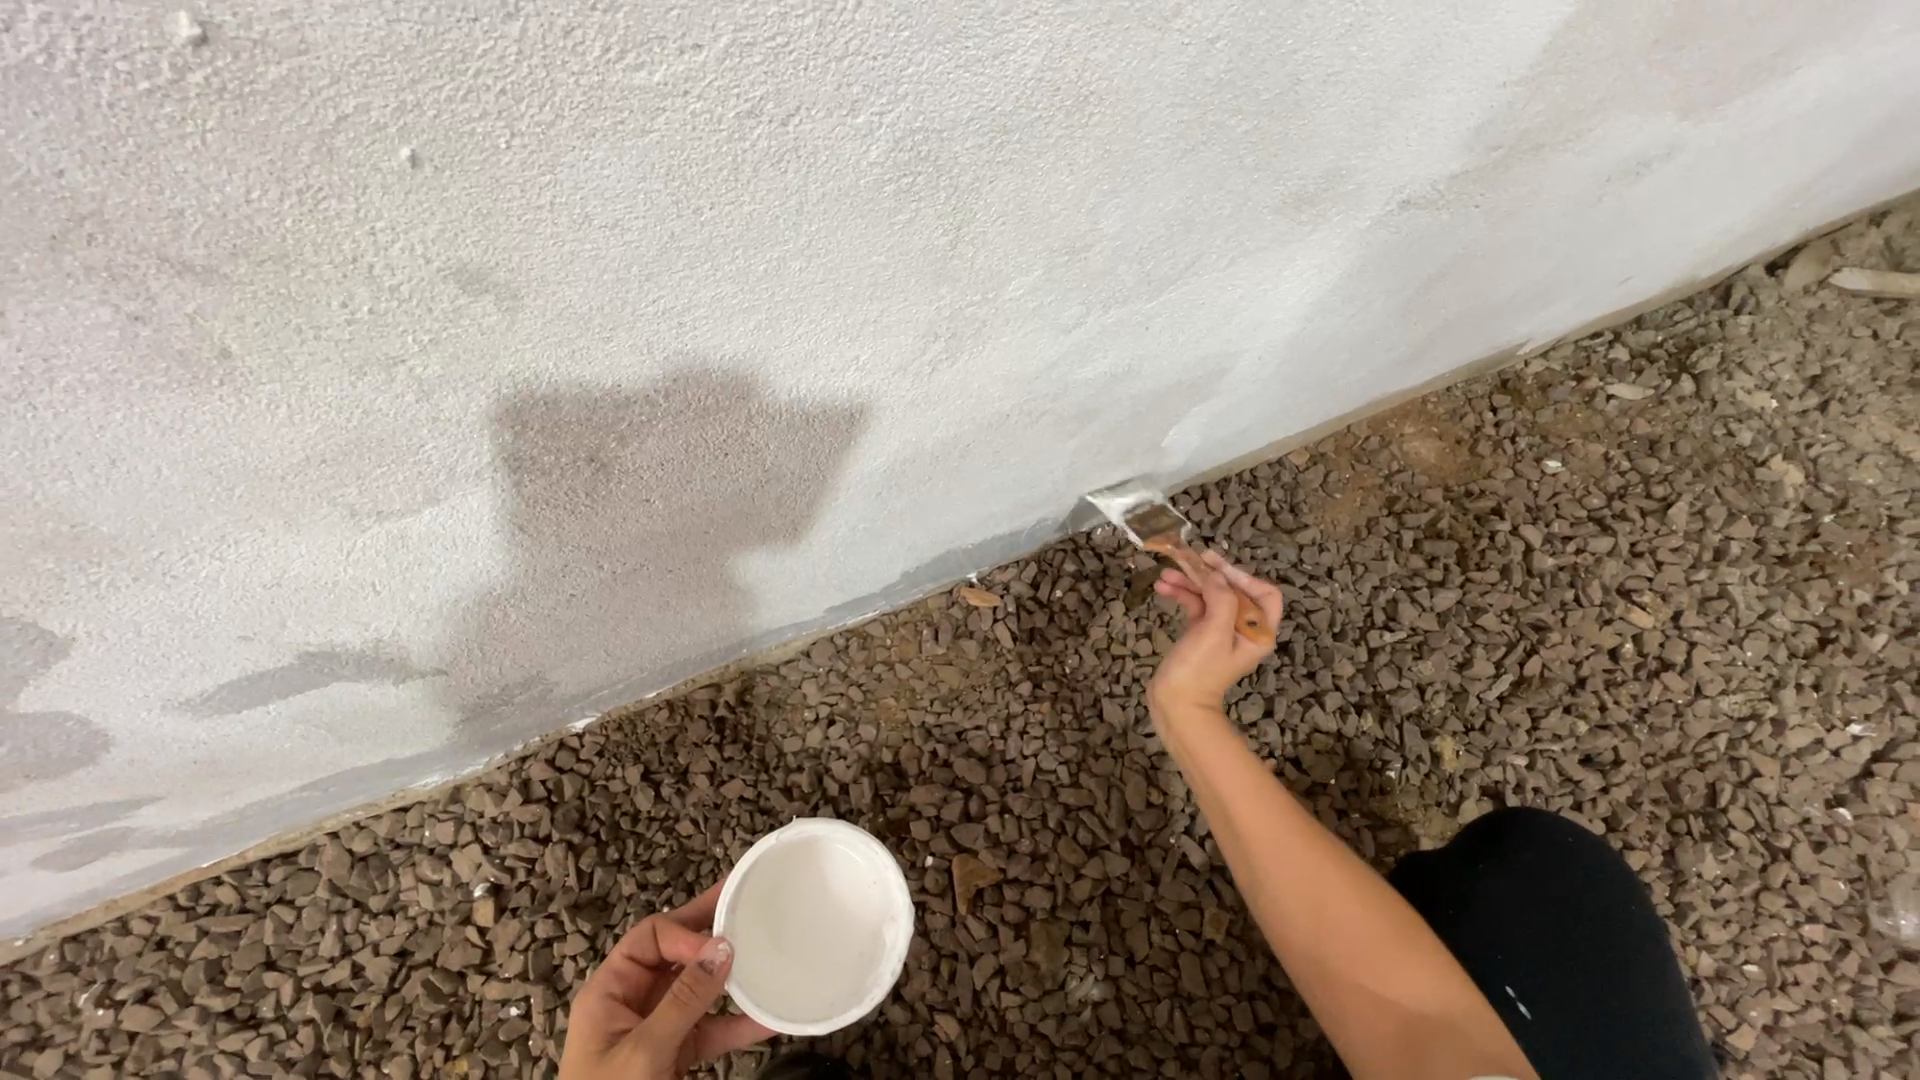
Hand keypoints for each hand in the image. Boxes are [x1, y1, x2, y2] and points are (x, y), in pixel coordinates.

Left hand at [559, 881, 772, 1079]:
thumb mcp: (642, 1055)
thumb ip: (684, 1001)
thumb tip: (723, 948)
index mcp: (610, 991)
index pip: (652, 938)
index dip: (687, 934)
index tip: (721, 948)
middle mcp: (633, 1002)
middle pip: (676, 953)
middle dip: (712, 929)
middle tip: (750, 897)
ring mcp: (655, 1028)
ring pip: (698, 988)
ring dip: (732, 977)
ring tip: (767, 950)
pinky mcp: (675, 1056)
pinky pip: (711, 1028)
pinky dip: (738, 1025)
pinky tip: (769, 1019)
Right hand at [1148, 550, 1284, 713]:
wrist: (1176, 704)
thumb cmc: (1200, 670)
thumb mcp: (1214, 632)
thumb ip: (1220, 599)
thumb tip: (1214, 574)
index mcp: (1259, 632)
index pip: (1264, 594)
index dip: (1242, 577)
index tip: (1216, 568)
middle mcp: (1244, 630)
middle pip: (1232, 590)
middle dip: (1209, 575)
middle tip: (1187, 558)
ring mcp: (1220, 632)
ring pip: (1209, 596)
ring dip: (1188, 582)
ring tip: (1165, 573)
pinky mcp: (1199, 634)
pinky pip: (1195, 607)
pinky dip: (1180, 595)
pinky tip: (1162, 588)